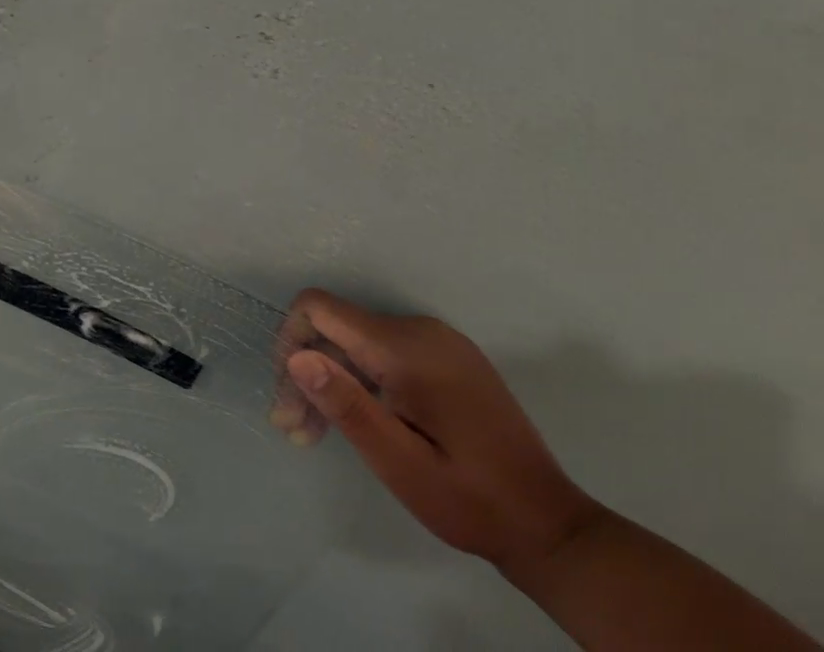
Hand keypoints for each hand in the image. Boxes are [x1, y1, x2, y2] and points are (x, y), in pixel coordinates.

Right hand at [270, 288, 605, 571]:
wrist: (547, 526)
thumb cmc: (469, 500)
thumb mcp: (398, 461)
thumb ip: (347, 405)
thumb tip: (297, 358)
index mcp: (410, 350)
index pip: (320, 309)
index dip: (290, 341)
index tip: (288, 393)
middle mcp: (423, 332)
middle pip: (333, 328)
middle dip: (304, 372)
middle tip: (292, 429)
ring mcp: (437, 345)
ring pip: (352, 343)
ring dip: (325, 381)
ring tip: (310, 434)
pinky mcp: (444, 361)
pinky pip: (379, 354)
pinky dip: (354, 382)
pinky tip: (347, 422)